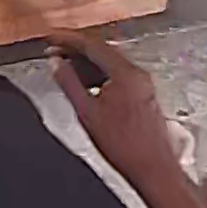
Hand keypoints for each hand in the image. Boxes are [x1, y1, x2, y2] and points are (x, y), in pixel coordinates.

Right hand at [46, 29, 181, 188]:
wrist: (155, 171)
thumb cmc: (125, 146)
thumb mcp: (87, 112)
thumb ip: (69, 83)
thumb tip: (56, 63)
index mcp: (125, 72)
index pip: (91, 44)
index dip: (68, 38)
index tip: (52, 36)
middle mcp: (136, 73)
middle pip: (101, 50)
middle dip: (75, 49)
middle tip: (54, 48)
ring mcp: (142, 83)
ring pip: (109, 63)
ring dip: (86, 62)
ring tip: (65, 65)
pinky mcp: (143, 94)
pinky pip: (116, 75)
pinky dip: (98, 74)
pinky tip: (85, 83)